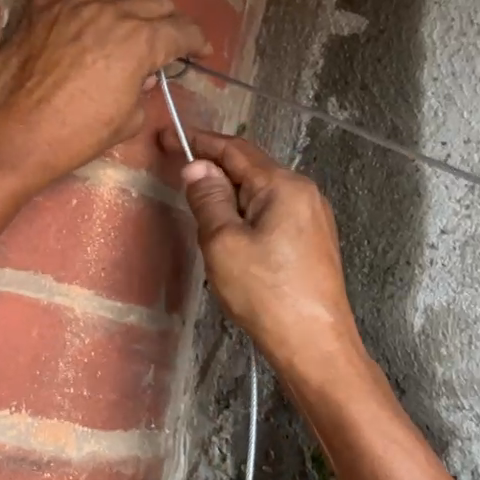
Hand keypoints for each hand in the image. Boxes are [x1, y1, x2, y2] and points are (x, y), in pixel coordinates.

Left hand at [0, 0, 208, 190]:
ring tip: (121, 1)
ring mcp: (73, 4)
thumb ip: (140, 92)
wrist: (14, 135)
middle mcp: (112, 13)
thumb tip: (140, 76)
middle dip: (166, 17)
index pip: (183, 30)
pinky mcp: (38, 6)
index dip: (195, 42)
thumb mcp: (125, 121)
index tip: (196, 51)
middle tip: (159, 36)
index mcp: (141, 42)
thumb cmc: (73, 137)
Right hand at [171, 129, 364, 377]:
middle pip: (249, 166)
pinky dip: (243, 210)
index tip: (166, 136)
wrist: (314, 344)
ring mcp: (312, 216)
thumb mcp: (222, 241)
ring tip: (198, 209)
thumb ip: (208, 198)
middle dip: (212, 167)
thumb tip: (197, 167)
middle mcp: (303, 193)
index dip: (198, 140)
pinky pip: (270, 210)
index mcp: (282, 186)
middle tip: (176, 174)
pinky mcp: (311, 239)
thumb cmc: (264, 292)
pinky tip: (227, 232)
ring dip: (226, 192)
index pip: (234, 149)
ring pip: (258, 190)